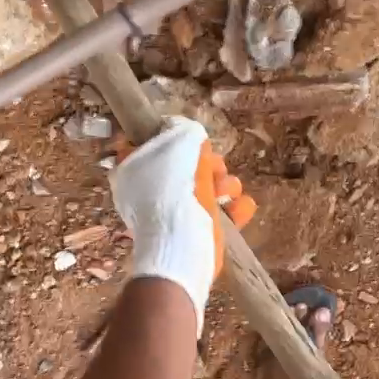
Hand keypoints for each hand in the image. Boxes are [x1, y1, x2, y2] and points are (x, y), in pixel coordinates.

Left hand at [109, 117, 255, 332]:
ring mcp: (178, 213)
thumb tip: (192, 134)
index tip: (194, 144)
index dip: (181, 140)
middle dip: (212, 165)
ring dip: (228, 185)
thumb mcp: (178, 146)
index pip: (159, 144)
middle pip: (192, 165)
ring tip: (230, 193)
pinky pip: (225, 212)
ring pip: (212, 188)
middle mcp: (155, 191)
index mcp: (137, 171)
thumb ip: (184, 131)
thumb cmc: (175, 192)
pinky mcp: (200, 232)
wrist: (182, 247)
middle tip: (216, 169)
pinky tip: (241, 208)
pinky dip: (236, 209)